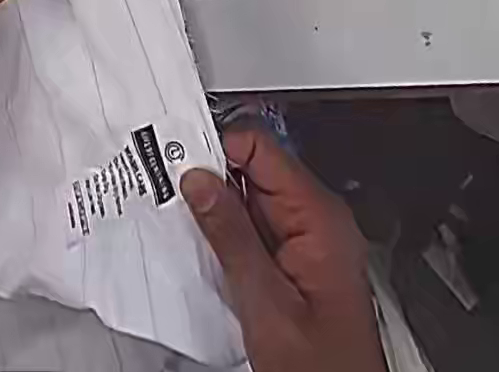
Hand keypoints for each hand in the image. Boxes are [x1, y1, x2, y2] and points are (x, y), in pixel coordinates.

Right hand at [183, 128, 387, 371]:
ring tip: (187, 225)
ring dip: (216, 207)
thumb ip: (231, 237)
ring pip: (248, 195)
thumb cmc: (322, 370)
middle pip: (252, 168)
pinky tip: (207, 248)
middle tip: (175, 195)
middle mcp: (315, 216)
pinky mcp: (292, 255)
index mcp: (317, 215)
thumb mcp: (267, 306)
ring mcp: (304, 235)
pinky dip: (226, 230)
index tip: (182, 164)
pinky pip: (252, 223)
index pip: (260, 148)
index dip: (219, 149)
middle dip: (212, 179)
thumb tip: (199, 180)